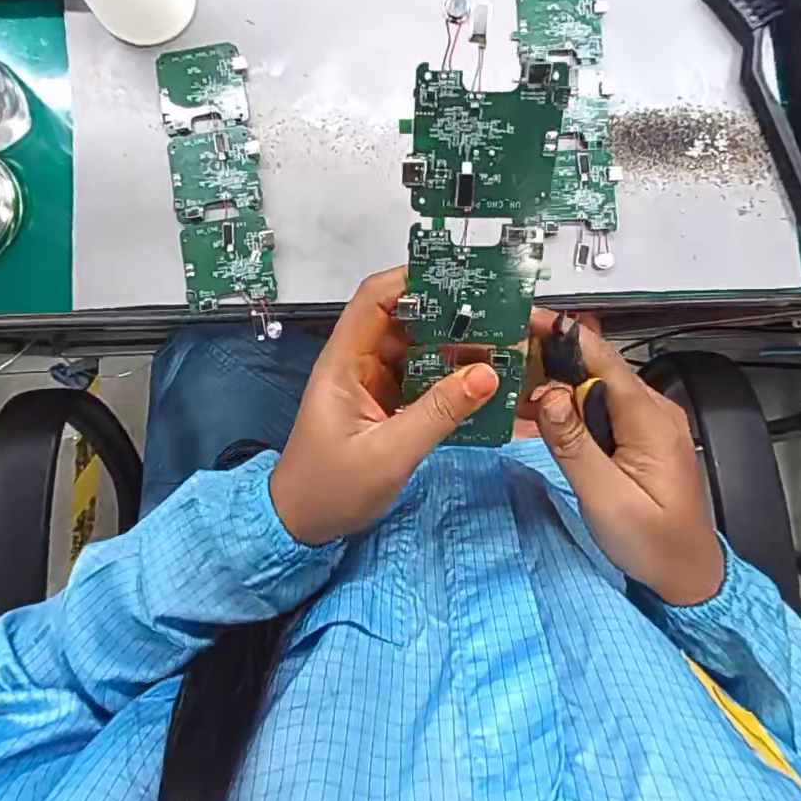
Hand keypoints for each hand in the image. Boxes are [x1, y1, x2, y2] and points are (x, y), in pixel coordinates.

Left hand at [269, 267, 500, 544]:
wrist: (302, 523)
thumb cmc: (327, 489)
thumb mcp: (387, 454)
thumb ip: (438, 414)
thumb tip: (485, 375)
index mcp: (343, 364)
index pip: (374, 300)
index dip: (412, 280)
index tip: (459, 277)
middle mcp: (358, 365)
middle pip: (404, 322)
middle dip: (447, 317)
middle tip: (495, 319)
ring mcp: (373, 385)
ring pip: (417, 351)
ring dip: (453, 349)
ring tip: (498, 349)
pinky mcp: (386, 406)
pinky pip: (422, 380)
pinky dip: (448, 379)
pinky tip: (478, 383)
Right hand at [528, 311, 723, 605]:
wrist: (687, 577)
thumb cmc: (652, 542)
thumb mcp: (605, 496)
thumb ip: (573, 443)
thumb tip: (547, 394)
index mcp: (649, 419)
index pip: (602, 359)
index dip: (562, 334)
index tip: (525, 320)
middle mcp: (651, 411)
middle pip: (594, 368)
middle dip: (549, 357)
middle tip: (504, 356)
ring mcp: (644, 422)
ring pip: (592, 386)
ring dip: (553, 382)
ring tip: (510, 381)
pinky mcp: (635, 436)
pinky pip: (596, 408)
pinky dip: (565, 406)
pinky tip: (537, 412)